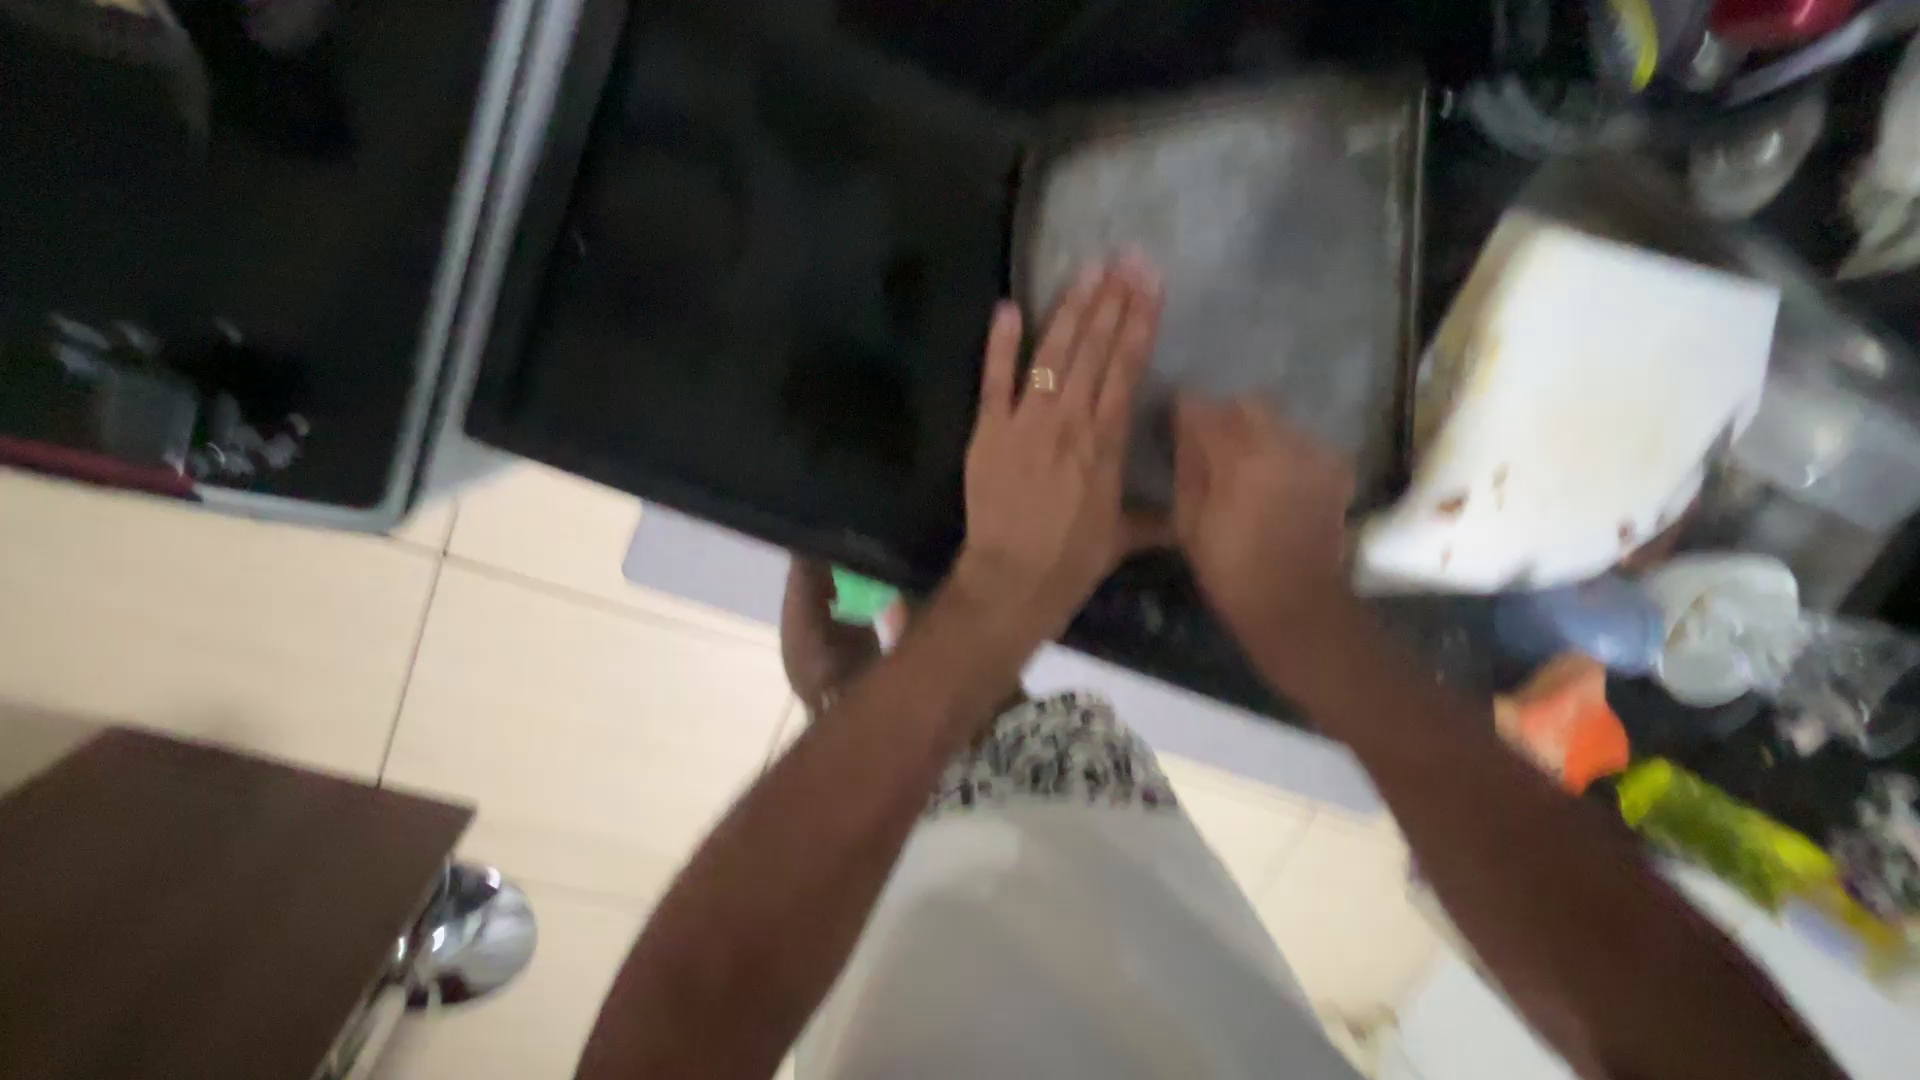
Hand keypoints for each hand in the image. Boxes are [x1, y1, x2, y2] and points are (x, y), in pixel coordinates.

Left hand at [956, 256, 1164, 638]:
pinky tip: (1008, 308)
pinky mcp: (988, 432)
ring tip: (1087, 271)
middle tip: (1126, 257)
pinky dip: (1000, 345)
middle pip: (1094, 351)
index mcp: (1107, 442)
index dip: (1139, 323)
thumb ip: (1158, 518)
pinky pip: (994, 382)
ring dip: (1070, 310)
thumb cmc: (1072, 562)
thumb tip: (1193, 514)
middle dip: (1112, 300)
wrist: (1013, 580)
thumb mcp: (1123, 537)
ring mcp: (1026, 423)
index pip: (1127, 369)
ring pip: (1053, 356)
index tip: (1150, 282)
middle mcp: (1071, 422)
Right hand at [1172, 399, 1355, 641]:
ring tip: (1245, 466)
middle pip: (1247, 403)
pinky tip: (1276, 479)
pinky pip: (1304, 442)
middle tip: (1211, 445)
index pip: (1202, 408)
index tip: (1174, 426)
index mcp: (1238, 455)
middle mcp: (1281, 443)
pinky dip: (1287, 451)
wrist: (1296, 605)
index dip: (1184, 413)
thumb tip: (1183, 428)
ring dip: (1258, 432)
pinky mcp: (1335, 471)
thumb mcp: (1189, 522)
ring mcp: (1314, 454)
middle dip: (1226, 416)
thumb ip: (1187, 466)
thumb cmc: (1230, 570)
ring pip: (1279, 421)